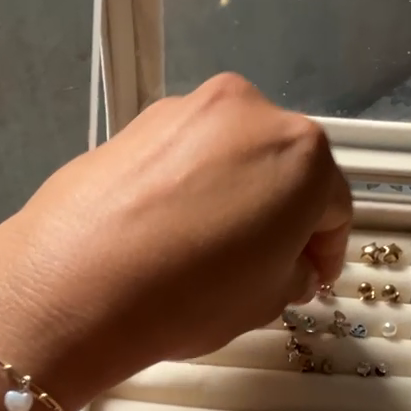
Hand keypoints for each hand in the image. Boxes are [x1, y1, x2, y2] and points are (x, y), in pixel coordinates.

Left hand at [0, 74, 351, 405]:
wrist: (75, 283)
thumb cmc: (189, 295)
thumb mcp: (267, 301)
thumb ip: (295, 273)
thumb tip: (293, 265)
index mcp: (302, 153)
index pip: (336, 205)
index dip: (329, 250)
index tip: (314, 279)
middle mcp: (250, 112)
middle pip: (286, 169)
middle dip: (284, 218)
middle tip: (269, 267)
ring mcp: (187, 109)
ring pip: (234, 156)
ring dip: (238, 197)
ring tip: (213, 252)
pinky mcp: (137, 121)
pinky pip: (187, 156)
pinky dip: (194, 188)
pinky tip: (173, 232)